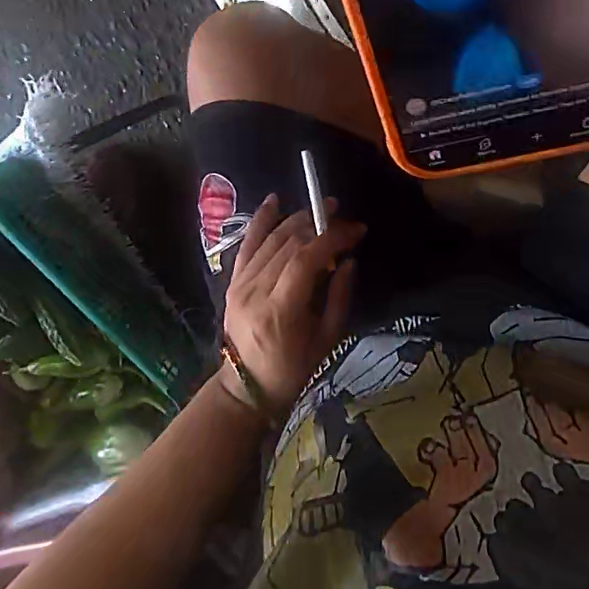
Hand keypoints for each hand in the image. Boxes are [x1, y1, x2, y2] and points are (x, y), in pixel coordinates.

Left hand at [222, 194, 366, 409]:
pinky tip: (274, 200)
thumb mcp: (327, 339)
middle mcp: (255, 290)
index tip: (356, 230)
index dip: (332, 238)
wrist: (246, 387)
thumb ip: (339, 297)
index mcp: (280, 310)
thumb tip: (349, 259)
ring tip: (322, 210)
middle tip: (344, 218)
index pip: (306, 259)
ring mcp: (240, 283)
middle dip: (320, 225)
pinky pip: (247, 243)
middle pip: (289, 244)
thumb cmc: (293, 369)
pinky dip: (261, 220)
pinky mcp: (232, 281)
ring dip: (298, 220)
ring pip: (271, 239)